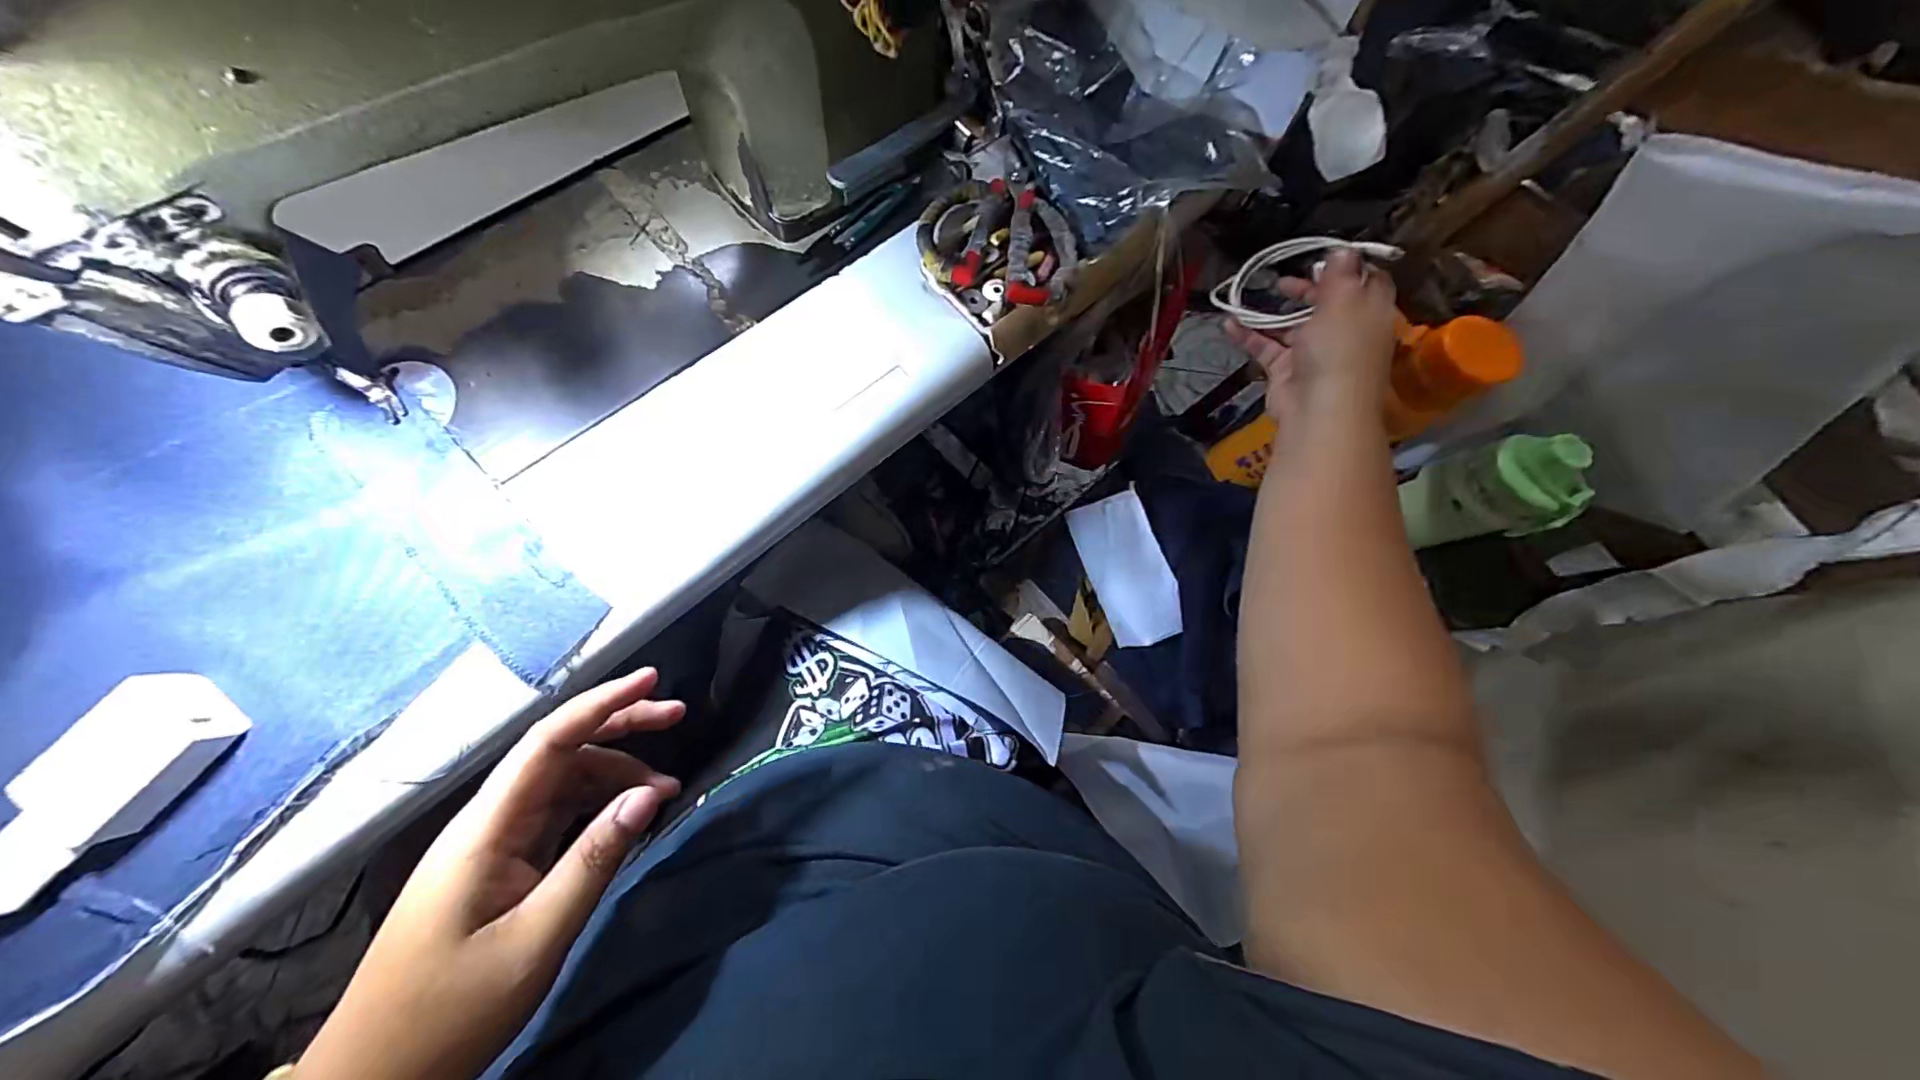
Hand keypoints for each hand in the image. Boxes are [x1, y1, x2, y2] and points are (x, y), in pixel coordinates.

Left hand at [298, 669, 686, 1079]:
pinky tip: (630, 816)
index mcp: (486, 829)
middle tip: (676, 715)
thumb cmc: (450, 1012)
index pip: (550, 742)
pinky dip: (600, 806)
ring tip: (667, 791)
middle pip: (560, 751)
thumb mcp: (536, 939)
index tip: (652, 679)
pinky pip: (559, 814)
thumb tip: (648, 797)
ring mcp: (493, 842)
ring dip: (618, 774)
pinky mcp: (501, 864)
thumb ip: (594, 860)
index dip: (603, 703)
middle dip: (619, 725)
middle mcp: (489, 821)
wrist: (375, 1078)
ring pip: (564, 782)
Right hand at [1223, 247, 1397, 422]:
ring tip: (1247, 296)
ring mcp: (1314, 352)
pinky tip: (1230, 322)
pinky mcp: (1287, 370)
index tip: (1324, 256)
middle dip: (1305, 288)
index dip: (1347, 266)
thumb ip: (1341, 272)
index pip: (1366, 281)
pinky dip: (1248, 335)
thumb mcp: (1344, 300)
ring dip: (1270, 312)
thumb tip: (1343, 249)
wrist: (1319, 408)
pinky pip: (1266, 347)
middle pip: (1325, 303)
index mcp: (1369, 310)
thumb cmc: (1339, 348)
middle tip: (1284, 280)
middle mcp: (1345, 330)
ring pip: (1291, 325)